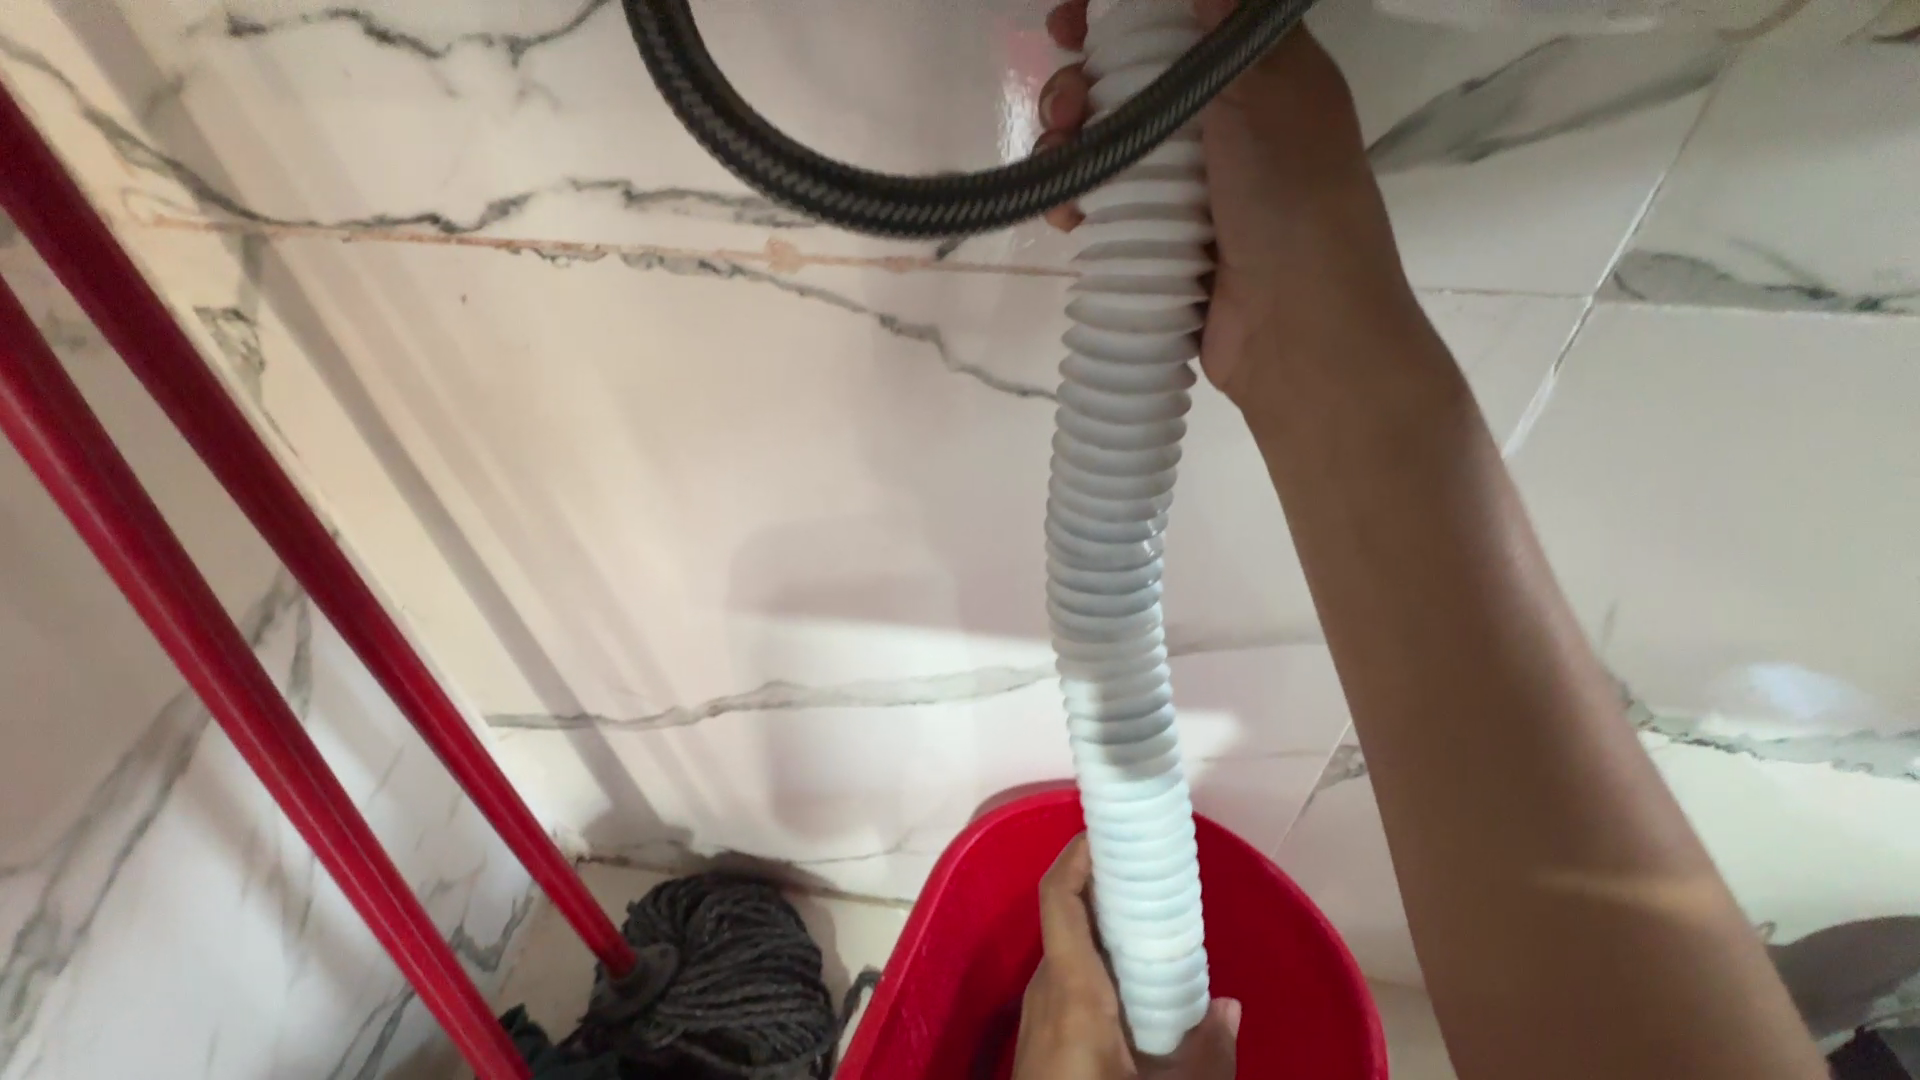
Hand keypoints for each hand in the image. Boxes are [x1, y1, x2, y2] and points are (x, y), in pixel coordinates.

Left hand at [1011, 835, 1239, 1079]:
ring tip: (1153, 926)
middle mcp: (1046, 990)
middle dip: (1103, 890)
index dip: (1078, 856)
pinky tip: (1136, 990)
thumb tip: (1229, 1008)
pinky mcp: (1042, 1041)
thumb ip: (1206, 1057)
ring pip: (1068, 952)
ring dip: (1103, 930)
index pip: (1060, 897)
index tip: (1108, 833)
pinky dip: (1099, 966)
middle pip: (1067, 918)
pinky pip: (1069, 982)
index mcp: (1072, 990)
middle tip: (1150, 880)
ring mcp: (1038, 1015)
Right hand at [1035, 0, 1420, 412]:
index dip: (1128, 13)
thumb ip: (1223, 30)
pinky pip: (1110, 206)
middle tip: (1062, 105)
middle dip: (1086, 83)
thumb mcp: (1265, 94)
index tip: (1075, 19)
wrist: (1296, 328)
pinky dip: (1080, 200)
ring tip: (1056, 160)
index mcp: (1261, 73)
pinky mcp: (1163, 241)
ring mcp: (1191, 188)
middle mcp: (1224, 123)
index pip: (1185, 18)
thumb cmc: (1292, 201)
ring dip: (1073, 144)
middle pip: (1136, 82)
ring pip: (1114, 145)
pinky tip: (1065, 212)